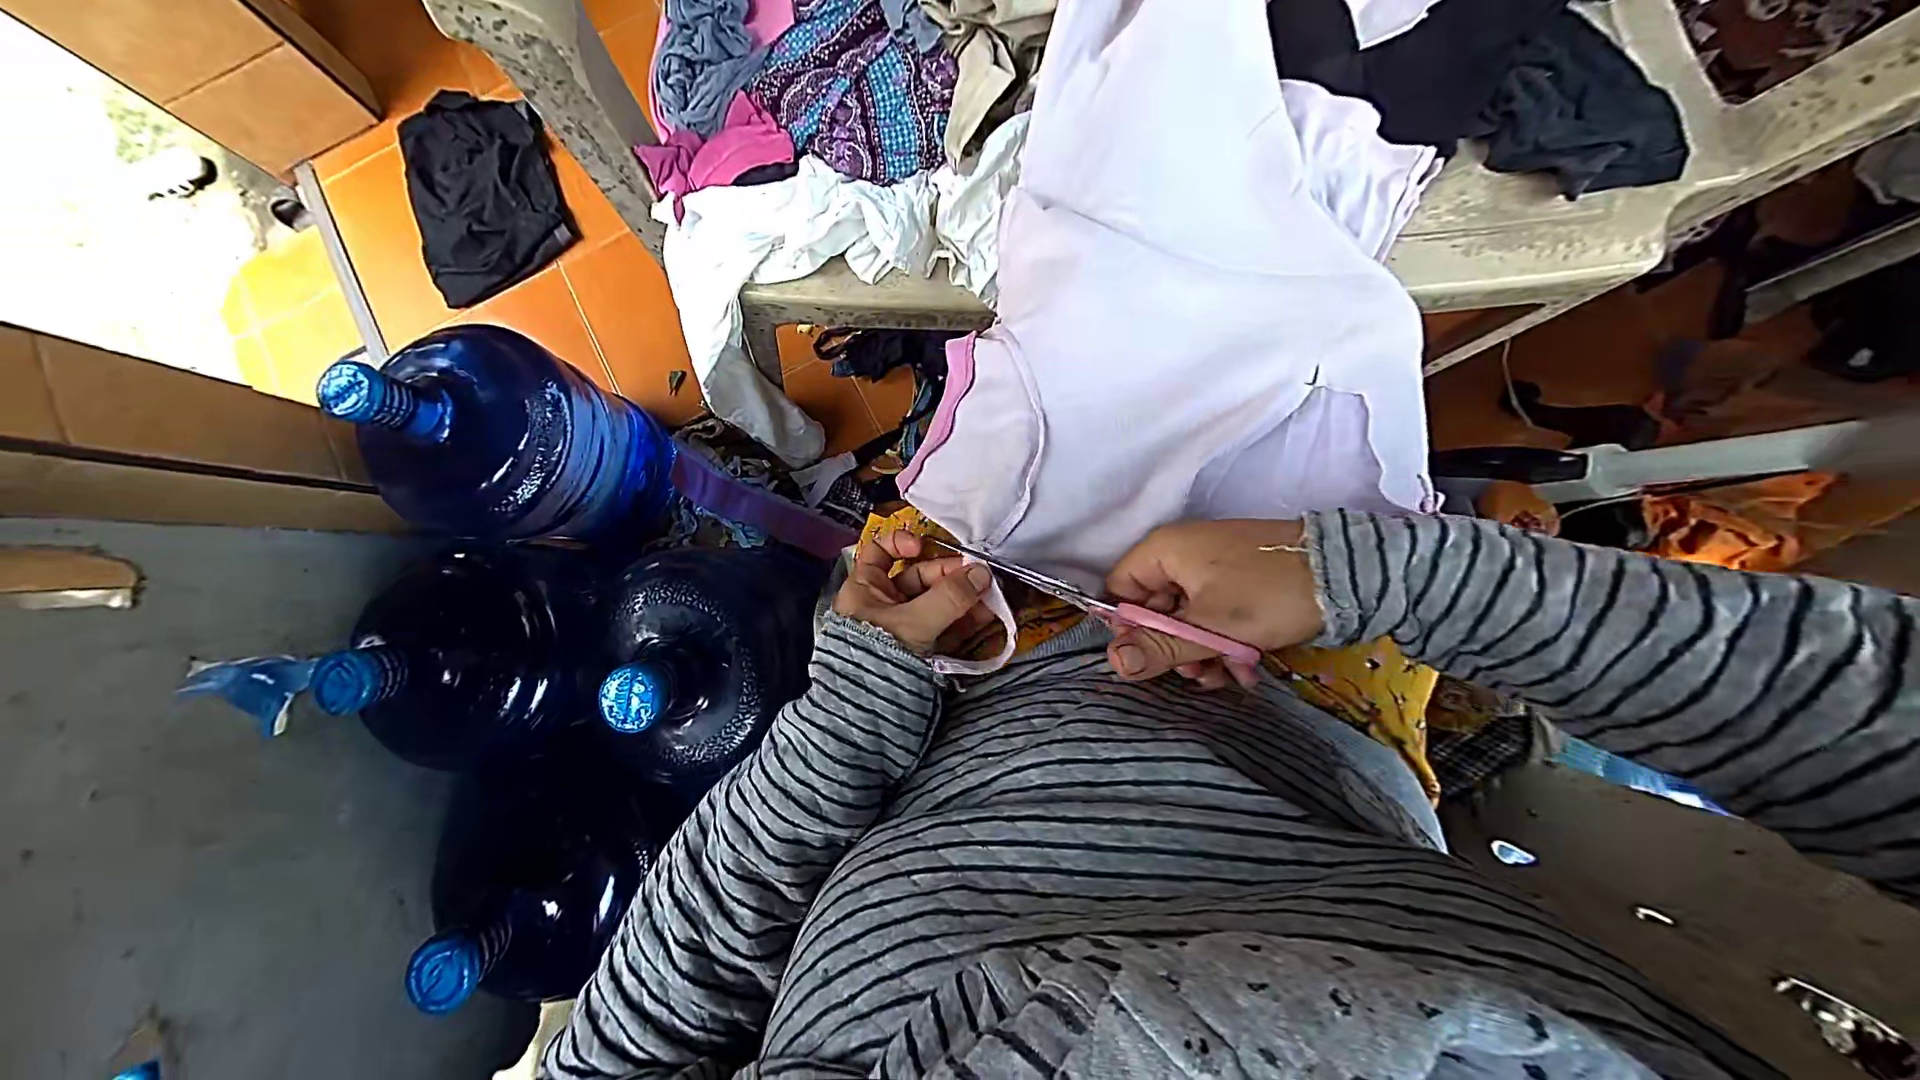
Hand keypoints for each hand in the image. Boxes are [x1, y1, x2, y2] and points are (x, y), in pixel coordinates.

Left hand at [833, 531, 996, 654]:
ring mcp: (903, 625)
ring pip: (935, 602)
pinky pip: (943, 626)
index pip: (879, 552)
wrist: (869, 711)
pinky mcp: (920, 646)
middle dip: (950, 575)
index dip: (901, 543)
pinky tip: (985, 615)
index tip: (923, 546)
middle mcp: (882, 603)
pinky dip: (962, 620)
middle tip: (980, 577)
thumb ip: (949, 597)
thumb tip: (982, 574)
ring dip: (963, 598)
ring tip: (991, 597)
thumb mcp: (914, 622)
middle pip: (918, 577)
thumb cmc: (880, 655)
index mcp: (865, 588)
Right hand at [1104, 520, 1322, 689]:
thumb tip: (1114, 663)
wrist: (1350, 573)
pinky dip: (1221, 641)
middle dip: (1172, 647)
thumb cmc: (1268, 593)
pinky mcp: (1238, 581)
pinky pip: (1212, 613)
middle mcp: (1182, 554)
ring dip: (1199, 651)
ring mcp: (1212, 566)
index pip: (1120, 590)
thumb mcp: (1210, 627)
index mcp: (1164, 551)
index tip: (1150, 656)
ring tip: (1224, 676)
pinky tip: (1242, 668)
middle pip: (1153, 608)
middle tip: (1194, 674)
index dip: (1128, 628)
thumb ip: (1158, 646)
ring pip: (1185, 616)